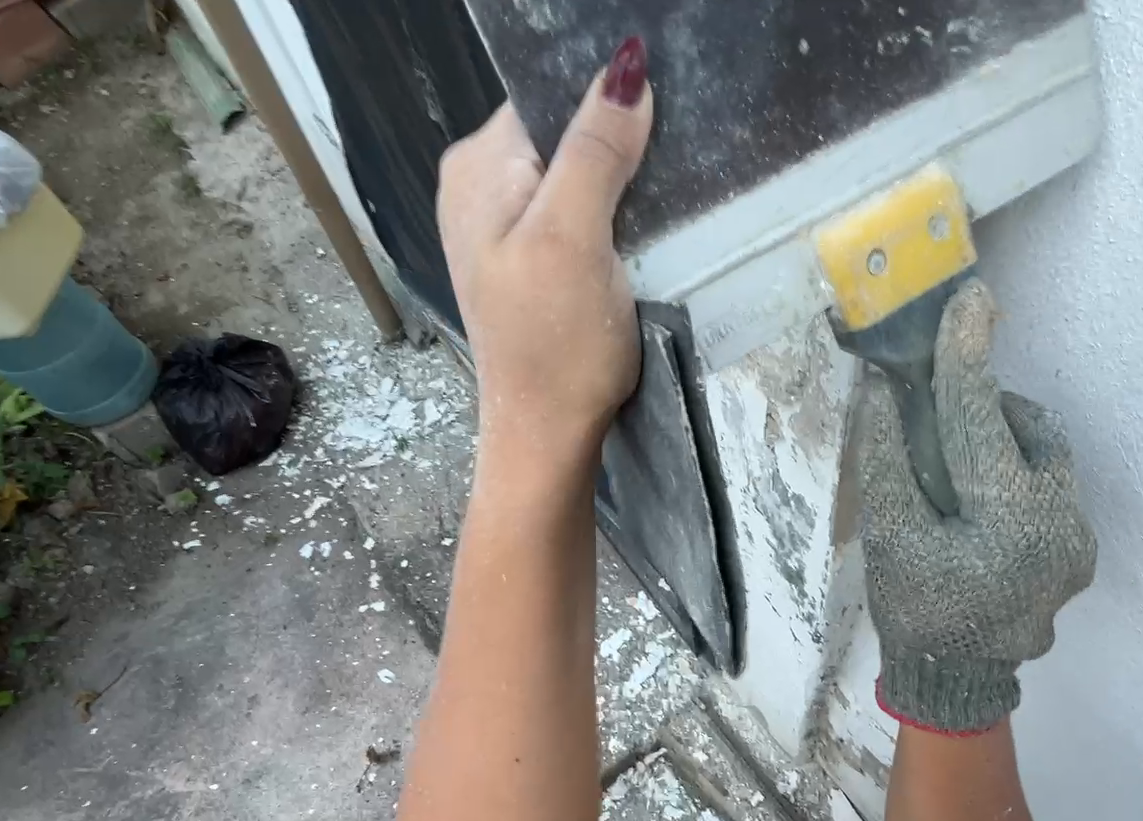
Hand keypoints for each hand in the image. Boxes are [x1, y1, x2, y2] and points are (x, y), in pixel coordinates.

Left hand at [435, 38, 653, 473]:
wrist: (549, 433)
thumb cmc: (557, 342)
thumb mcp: (573, 239)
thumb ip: (593, 151)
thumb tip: (625, 65)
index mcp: (477, 169)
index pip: (546, 99)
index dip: (602, 107)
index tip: (657, 132)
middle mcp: (481, 190)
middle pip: (562, 137)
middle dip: (615, 149)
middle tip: (664, 180)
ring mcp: (505, 231)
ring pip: (576, 179)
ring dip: (621, 188)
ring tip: (656, 212)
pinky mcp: (533, 265)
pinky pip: (579, 218)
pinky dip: (612, 221)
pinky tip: (635, 242)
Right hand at [860, 279, 1096, 733]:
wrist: (956, 678)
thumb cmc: (915, 610)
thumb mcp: (889, 537)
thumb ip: (887, 462)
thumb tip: (885, 392)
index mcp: (1011, 523)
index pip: (981, 424)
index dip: (966, 360)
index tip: (967, 302)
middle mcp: (1063, 525)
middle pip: (1029, 432)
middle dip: (987, 406)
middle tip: (947, 400)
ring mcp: (1081, 541)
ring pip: (1047, 457)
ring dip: (1004, 441)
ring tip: (960, 456)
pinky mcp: (1083, 550)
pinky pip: (1051, 487)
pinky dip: (1016, 475)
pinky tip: (984, 495)